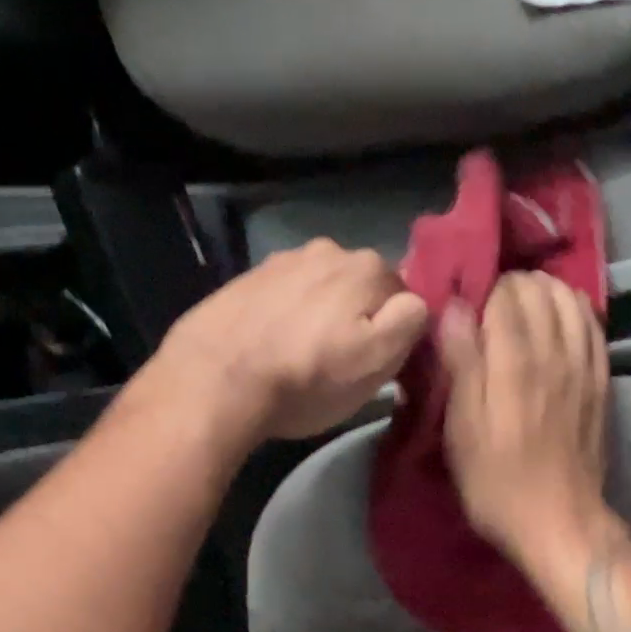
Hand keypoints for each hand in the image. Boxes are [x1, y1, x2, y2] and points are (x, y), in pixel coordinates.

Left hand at [142, 238, 427, 442]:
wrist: (214, 381)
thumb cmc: (308, 377)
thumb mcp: (379, 361)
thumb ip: (411, 321)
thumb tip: (416, 303)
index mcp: (367, 267)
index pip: (404, 297)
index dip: (397, 333)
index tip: (382, 366)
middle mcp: (326, 250)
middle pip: (361, 289)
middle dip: (358, 319)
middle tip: (342, 365)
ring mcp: (281, 262)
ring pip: (321, 291)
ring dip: (322, 316)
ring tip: (305, 357)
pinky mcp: (245, 281)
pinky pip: (285, 298)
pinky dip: (287, 318)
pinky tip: (274, 347)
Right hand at [439, 271, 612, 561]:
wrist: (560, 522)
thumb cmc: (497, 482)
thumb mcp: (462, 430)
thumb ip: (461, 364)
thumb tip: (457, 307)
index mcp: (515, 361)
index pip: (504, 293)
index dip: (482, 290)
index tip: (466, 306)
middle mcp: (555, 351)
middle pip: (539, 290)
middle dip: (512, 286)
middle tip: (490, 307)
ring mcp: (584, 365)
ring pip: (570, 300)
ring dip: (545, 291)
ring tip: (524, 305)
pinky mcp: (601, 381)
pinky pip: (593, 326)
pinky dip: (576, 310)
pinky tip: (562, 316)